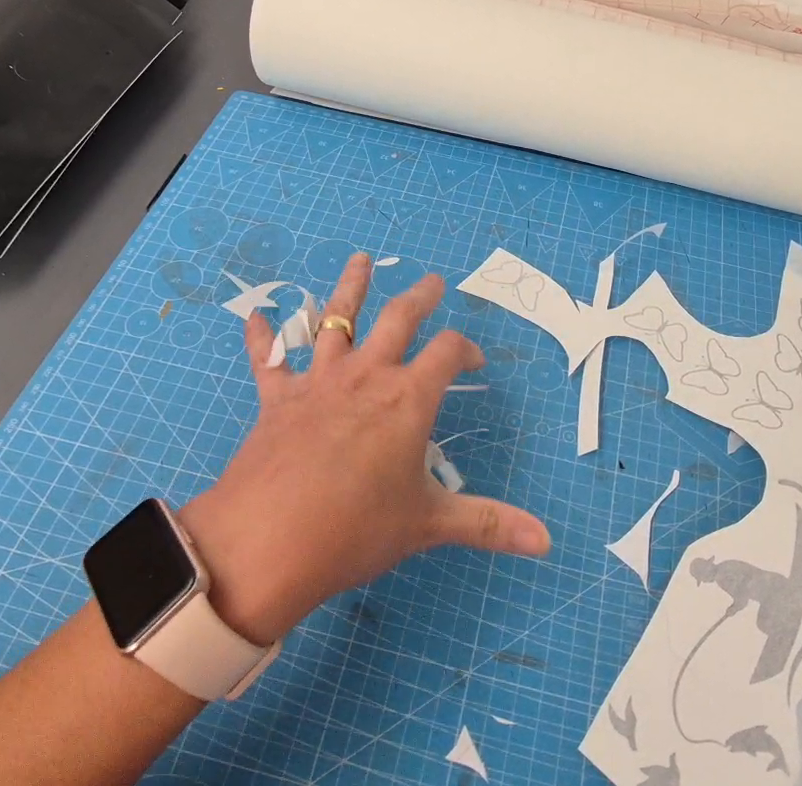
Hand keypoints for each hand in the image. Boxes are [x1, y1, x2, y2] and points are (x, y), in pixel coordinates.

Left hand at [177, 253, 550, 646]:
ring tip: (360, 260)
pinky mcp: (277, 398)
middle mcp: (366, 376)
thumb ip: (488, 524)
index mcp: (408, 398)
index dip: (466, 349)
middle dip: (419, 297)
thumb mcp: (428, 524)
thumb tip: (547, 541)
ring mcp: (318, 382)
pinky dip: (261, 337)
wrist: (268, 541)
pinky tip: (255, 316)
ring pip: (335, 321)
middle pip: (398, 319)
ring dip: (350, 288)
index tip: (474, 361)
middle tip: (433, 281)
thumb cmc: (356, 529)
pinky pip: (268, 359)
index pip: (448, 352)